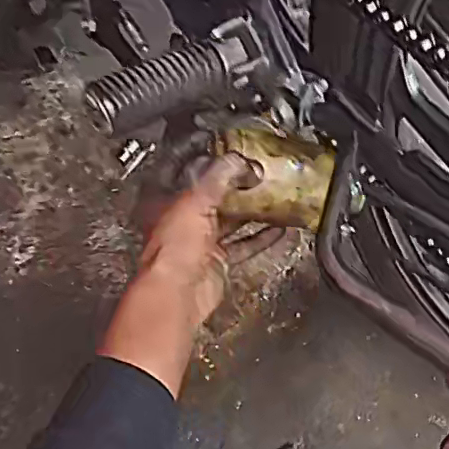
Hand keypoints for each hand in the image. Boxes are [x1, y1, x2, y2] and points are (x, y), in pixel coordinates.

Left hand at [99, 153, 250, 395]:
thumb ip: (220, 178)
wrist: (178, 293)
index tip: (238, 156)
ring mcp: (202, 244)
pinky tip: (277, 230)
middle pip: (216, 198)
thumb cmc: (173, 250)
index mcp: (170, 201)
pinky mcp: (218, 263)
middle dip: (238, 188)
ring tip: (274, 200)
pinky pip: (244, 246)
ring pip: (232, 222)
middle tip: (260, 177)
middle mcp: (184, 221)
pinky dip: (261, 238)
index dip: (216, 163)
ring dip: (253, 212)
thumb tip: (240, 162)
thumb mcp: (197, 200)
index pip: (195, 174)